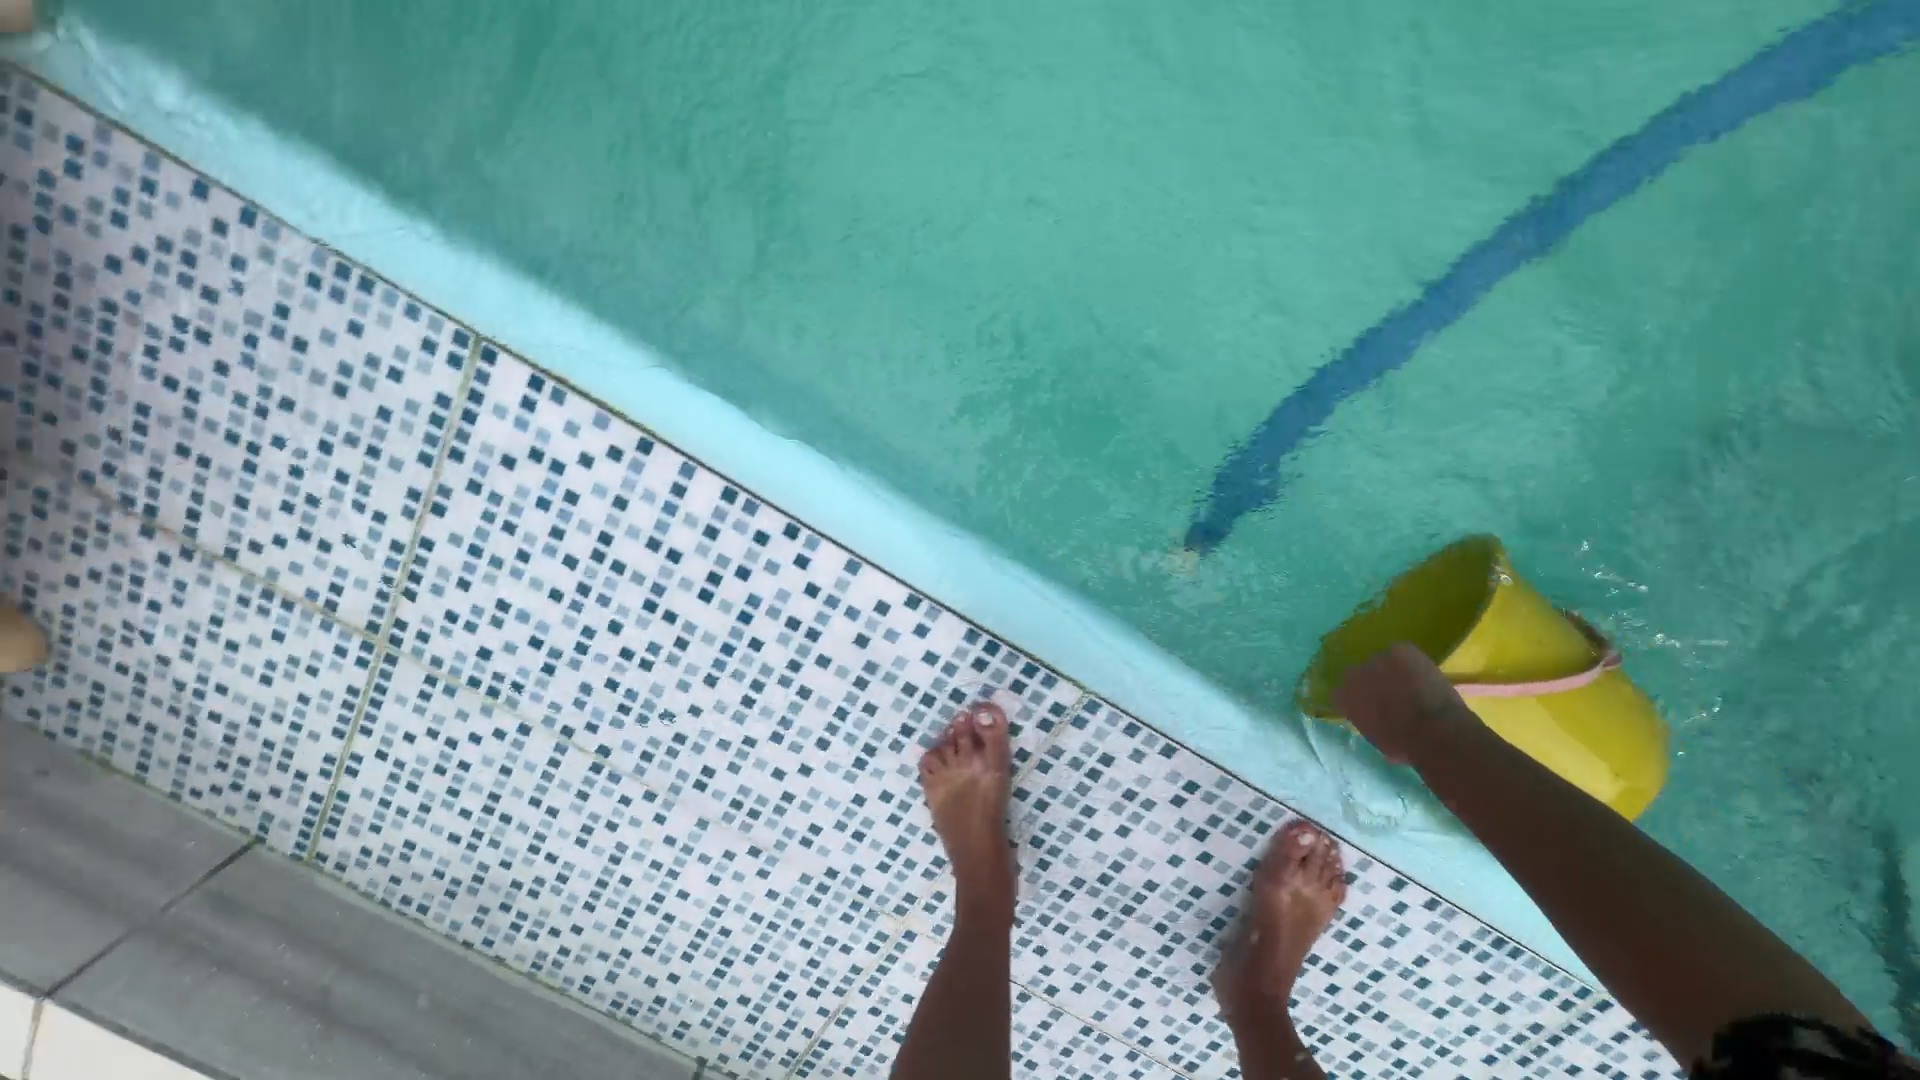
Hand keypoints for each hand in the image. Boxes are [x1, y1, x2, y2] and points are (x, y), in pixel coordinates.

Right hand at [1331, 643, 1479, 764]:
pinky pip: (1403, 651)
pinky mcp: (1400, 651)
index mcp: (1344, 698)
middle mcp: (1354, 675)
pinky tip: (1423, 673)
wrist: (1434, 732)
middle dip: (1372, 679)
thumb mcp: (1377, 739)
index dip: (1358, 695)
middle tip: (1391, 690)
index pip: (1342, 690)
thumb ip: (1368, 722)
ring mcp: (1377, 660)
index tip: (1370, 702)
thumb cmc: (1404, 745)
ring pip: (1383, 660)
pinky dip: (1411, 659)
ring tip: (1412, 681)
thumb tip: (1376, 722)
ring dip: (1393, 669)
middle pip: (1359, 672)